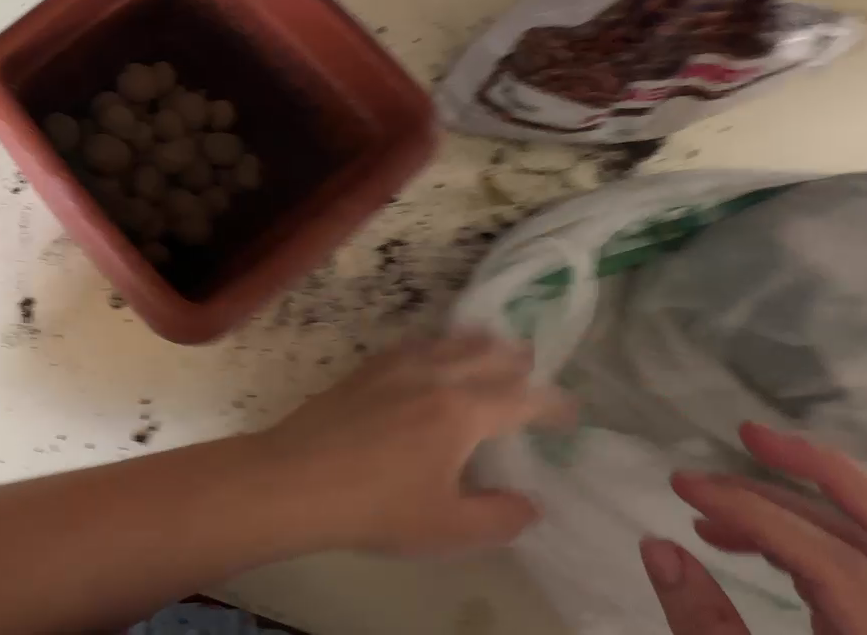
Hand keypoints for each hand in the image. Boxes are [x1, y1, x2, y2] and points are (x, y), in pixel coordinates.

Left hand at [257, 332, 568, 555]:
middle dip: (510, 358)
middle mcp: (427, 379)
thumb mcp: (452, 527)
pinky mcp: (356, 374)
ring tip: (487, 338)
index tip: (570, 410)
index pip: (517, 400)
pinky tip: (423, 350)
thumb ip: (500, 515)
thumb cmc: (378, 507)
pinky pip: (402, 348)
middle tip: (533, 356)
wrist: (296, 479)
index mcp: (459, 412)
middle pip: (477, 358)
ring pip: (438, 345)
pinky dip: (426, 343)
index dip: (548, 404)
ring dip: (468, 342)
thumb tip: (529, 502)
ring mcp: (387, 371)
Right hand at [640, 422, 866, 634]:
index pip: (840, 564)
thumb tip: (657, 546)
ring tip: (714, 506)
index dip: (758, 515)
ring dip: (800, 507)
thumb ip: (707, 626)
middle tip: (746, 433)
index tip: (679, 485)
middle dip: (823, 474)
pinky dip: (810, 540)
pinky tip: (747, 540)